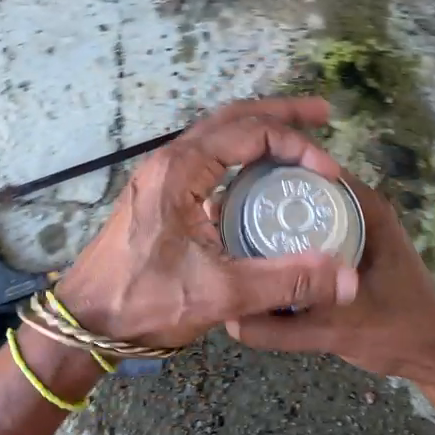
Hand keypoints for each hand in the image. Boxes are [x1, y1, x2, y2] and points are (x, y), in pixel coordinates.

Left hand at [53, 97, 361, 349]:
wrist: (87, 320)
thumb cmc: (145, 301)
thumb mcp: (221, 294)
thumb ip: (286, 282)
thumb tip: (347, 279)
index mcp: (181, 171)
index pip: (249, 132)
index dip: (295, 144)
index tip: (328, 172)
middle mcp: (169, 161)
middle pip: (232, 118)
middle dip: (280, 113)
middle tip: (322, 114)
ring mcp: (161, 175)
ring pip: (217, 133)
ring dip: (258, 129)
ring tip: (298, 135)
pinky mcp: (159, 194)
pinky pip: (207, 155)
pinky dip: (240, 152)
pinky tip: (260, 173)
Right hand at [226, 175, 434, 380]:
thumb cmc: (396, 333)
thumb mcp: (332, 331)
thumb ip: (280, 330)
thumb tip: (227, 318)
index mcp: (365, 209)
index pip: (308, 171)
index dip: (268, 177)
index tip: (231, 192)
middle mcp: (362, 209)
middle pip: (303, 191)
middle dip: (264, 202)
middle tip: (221, 216)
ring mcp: (360, 229)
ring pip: (308, 214)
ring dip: (276, 223)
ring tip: (232, 234)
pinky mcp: (355, 249)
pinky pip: (315, 236)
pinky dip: (291, 244)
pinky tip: (262, 260)